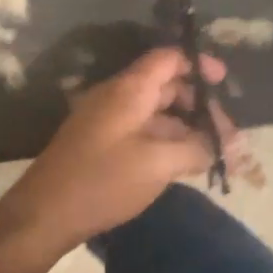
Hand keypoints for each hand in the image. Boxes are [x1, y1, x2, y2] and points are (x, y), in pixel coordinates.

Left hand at [0, 48, 232, 249]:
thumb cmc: (103, 181)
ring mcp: (106, 122)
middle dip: (199, 106)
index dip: (198, 64)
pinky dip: (166, 142)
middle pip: (165, 86)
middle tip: (227, 133)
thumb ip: (195, 148)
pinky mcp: (101, 145)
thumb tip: (219, 146)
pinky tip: (185, 164)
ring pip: (155, 114)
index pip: (168, 59)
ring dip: (185, 128)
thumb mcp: (158, 164)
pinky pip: (142, 133)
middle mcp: (116, 98)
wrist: (45, 213)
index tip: (224, 82)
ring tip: (214, 153)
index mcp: (129, 90)